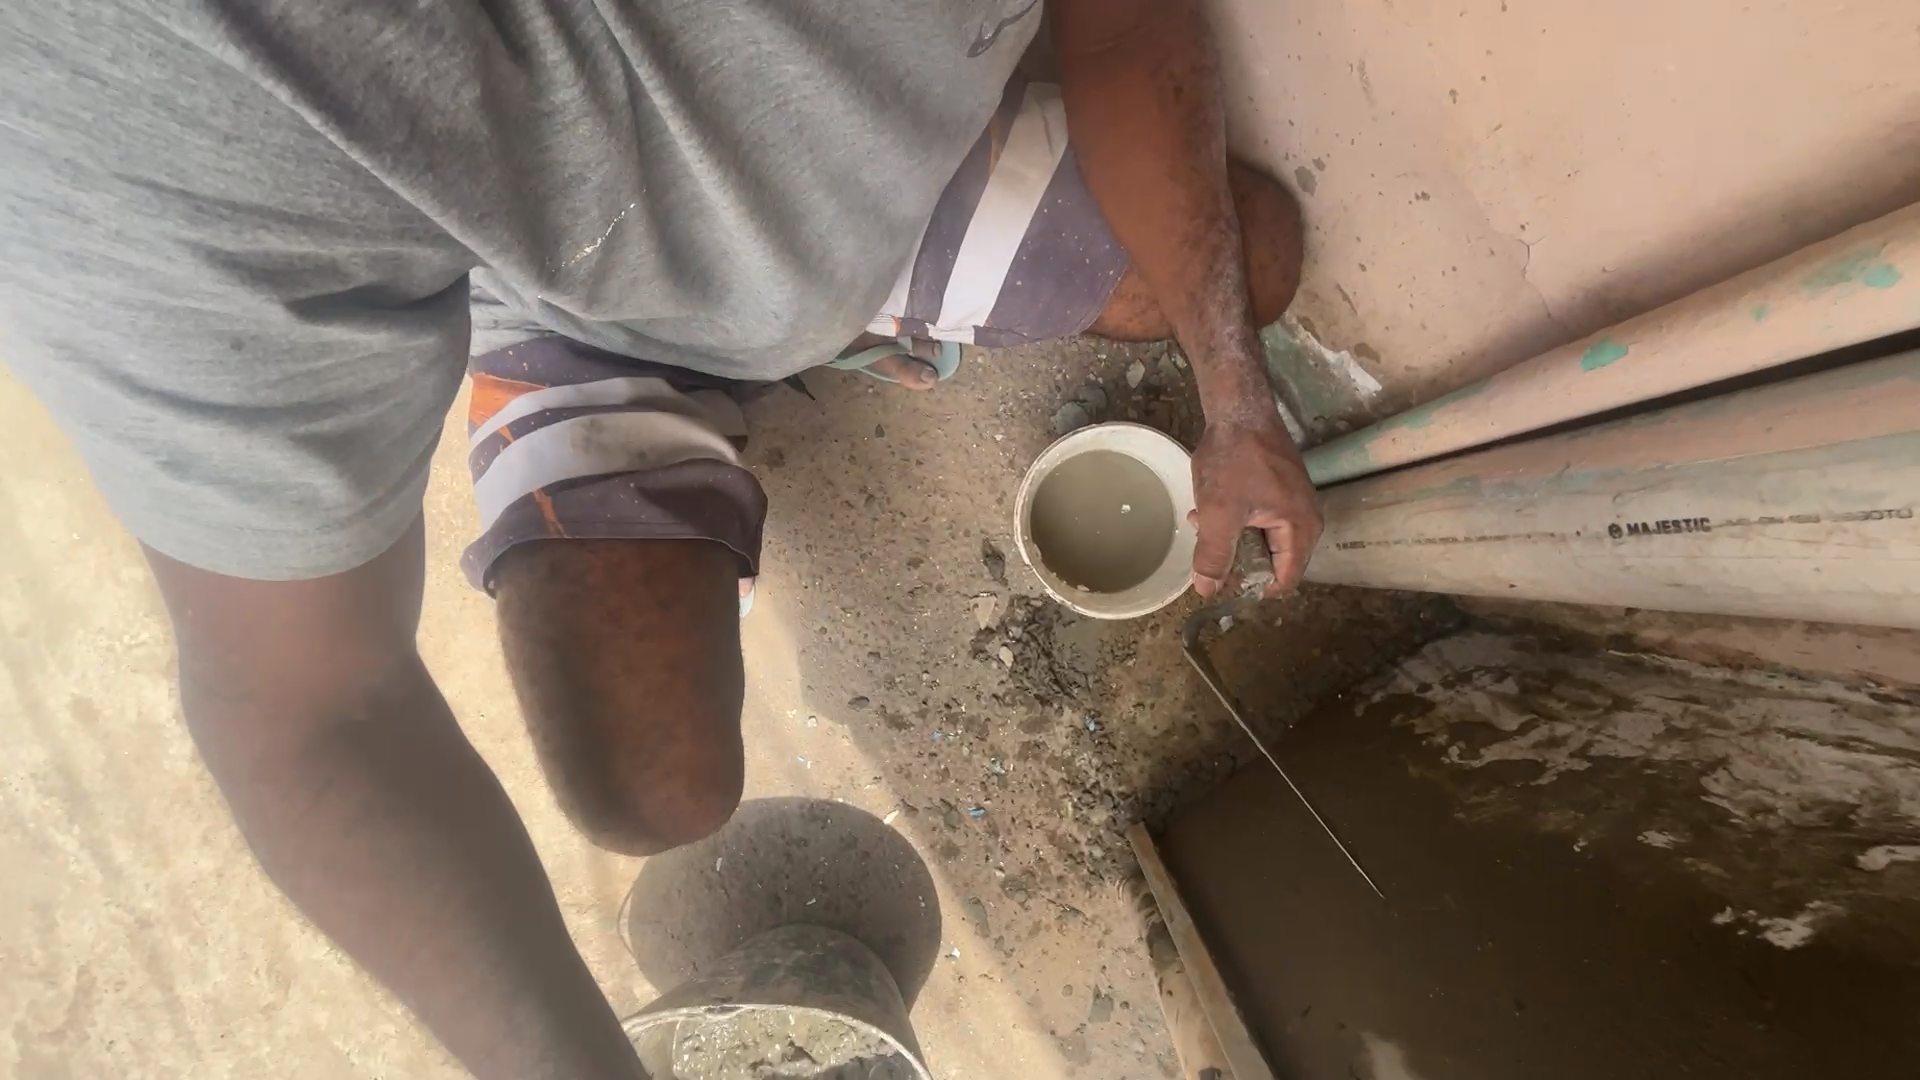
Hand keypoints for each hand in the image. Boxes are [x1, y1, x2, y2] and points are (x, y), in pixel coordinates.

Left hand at [1189, 414, 1322, 597]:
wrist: (1239, 409)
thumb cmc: (1234, 460)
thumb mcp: (1218, 513)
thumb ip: (1214, 556)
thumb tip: (1207, 591)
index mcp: (1302, 531)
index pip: (1284, 581)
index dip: (1252, 588)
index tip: (1221, 582)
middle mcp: (1306, 521)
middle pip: (1272, 563)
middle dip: (1236, 559)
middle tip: (1206, 545)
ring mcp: (1293, 505)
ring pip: (1260, 541)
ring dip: (1229, 539)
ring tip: (1201, 522)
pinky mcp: (1279, 492)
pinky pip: (1257, 521)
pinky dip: (1232, 521)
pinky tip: (1206, 508)